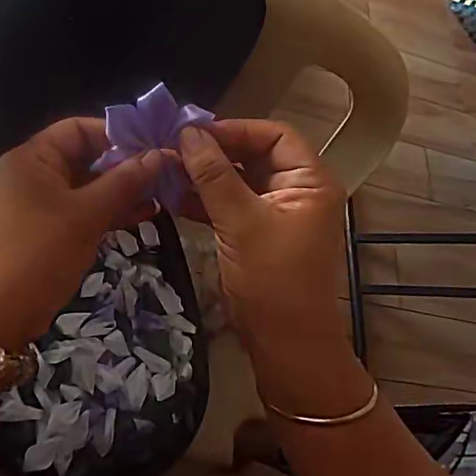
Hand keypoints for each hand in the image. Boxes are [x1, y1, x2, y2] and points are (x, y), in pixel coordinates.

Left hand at [0, 118, 162, 349]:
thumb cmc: (39, 252)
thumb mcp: (86, 214)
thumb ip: (125, 182)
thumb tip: (161, 154)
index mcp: (34, 157)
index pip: (79, 128)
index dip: (117, 134)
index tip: (154, 145)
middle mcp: (33, 173)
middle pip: (85, 157)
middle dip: (125, 165)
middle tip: (167, 172)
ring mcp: (39, 204)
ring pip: (87, 187)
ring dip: (122, 190)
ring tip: (163, 195)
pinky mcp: (46, 231)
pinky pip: (82, 211)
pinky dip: (108, 212)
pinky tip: (143, 216)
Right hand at [177, 121, 371, 415]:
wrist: (285, 346)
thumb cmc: (272, 280)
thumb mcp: (240, 222)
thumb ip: (212, 174)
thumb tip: (187, 132)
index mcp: (309, 181)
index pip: (274, 135)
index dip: (234, 129)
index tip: (193, 132)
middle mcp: (297, 190)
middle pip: (252, 155)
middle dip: (212, 152)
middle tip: (171, 149)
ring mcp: (276, 213)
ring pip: (237, 179)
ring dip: (203, 175)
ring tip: (165, 170)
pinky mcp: (256, 232)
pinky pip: (229, 203)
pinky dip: (204, 199)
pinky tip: (172, 196)